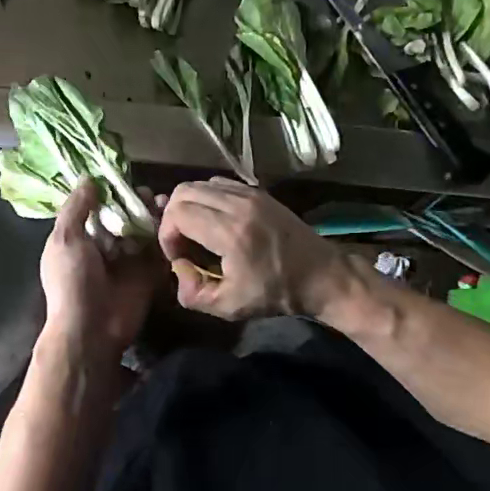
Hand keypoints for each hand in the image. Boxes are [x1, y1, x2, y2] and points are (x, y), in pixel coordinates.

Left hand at [39, 181, 164, 357]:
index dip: (115, 195)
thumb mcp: (65, 239)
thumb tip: (89, 178)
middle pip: (127, 219)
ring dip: (156, 218)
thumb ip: (76, 208)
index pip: (101, 209)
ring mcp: (130, 262)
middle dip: (139, 206)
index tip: (129, 181)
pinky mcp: (150, 276)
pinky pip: (161, 253)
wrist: (92, 328)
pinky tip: (176, 225)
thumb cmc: (72, 281)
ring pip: (146, 233)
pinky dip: (169, 239)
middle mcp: (107, 248)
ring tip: (167, 206)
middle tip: (152, 196)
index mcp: (82, 238)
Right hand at [157, 178, 362, 320]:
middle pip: (183, 191)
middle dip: (172, 217)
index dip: (167, 235)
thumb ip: (193, 293)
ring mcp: (251, 193)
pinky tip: (215, 223)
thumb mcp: (230, 307)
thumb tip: (178, 269)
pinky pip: (219, 184)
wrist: (322, 274)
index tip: (178, 257)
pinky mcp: (259, 191)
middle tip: (182, 243)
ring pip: (200, 183)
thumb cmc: (277, 293)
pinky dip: (207, 199)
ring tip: (196, 233)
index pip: (177, 213)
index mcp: (231, 232)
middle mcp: (239, 204)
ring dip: (189, 206)